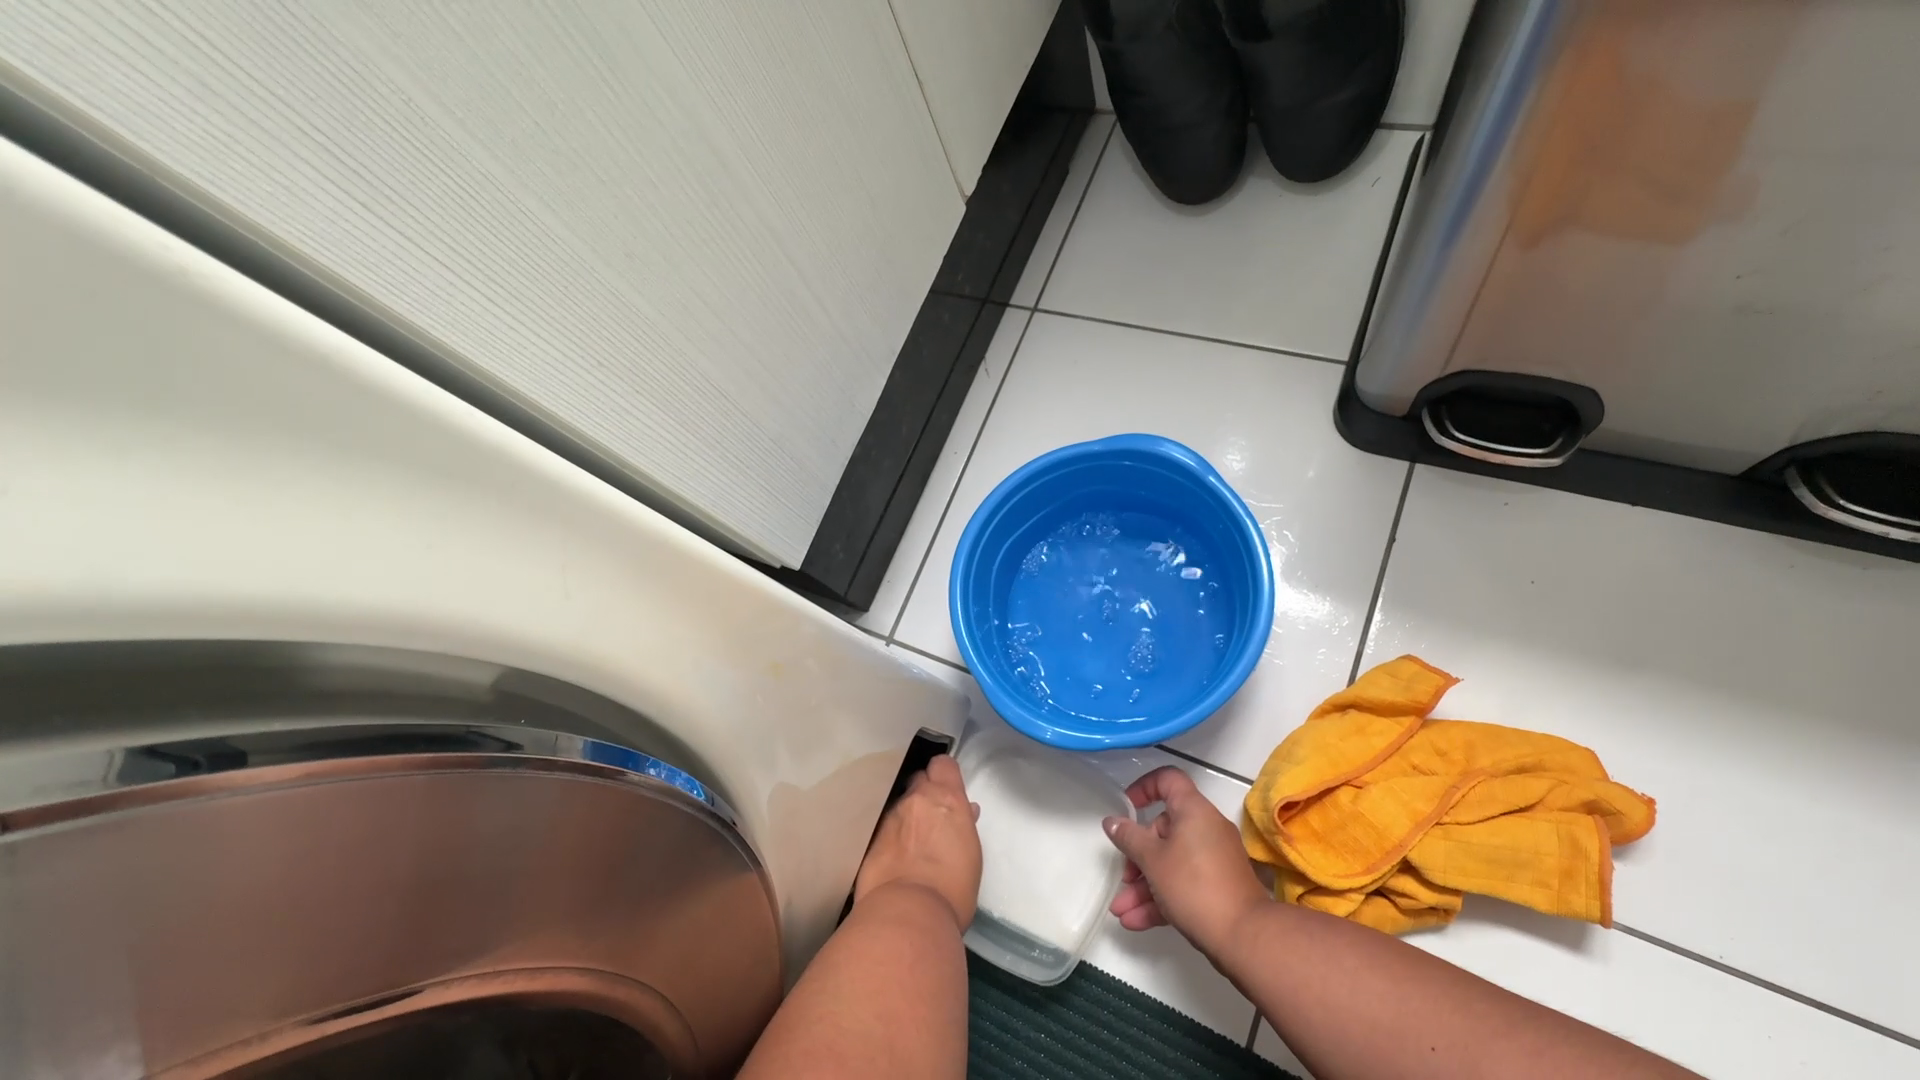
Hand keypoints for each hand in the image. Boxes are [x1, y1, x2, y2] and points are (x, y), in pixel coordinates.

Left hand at [854, 755, 982, 929]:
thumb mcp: (970, 852)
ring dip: (907, 817)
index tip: (949, 790)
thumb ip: (963, 824)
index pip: (942, 764)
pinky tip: (896, 859)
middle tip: (932, 818)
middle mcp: (915, 800)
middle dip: (924, 793)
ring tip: (913, 844)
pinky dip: (892, 838)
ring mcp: (890, 818)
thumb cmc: (953, 887)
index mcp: (946, 798)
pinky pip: (884, 829)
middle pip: (918, 780)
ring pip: (900, 806)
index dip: (944, 774)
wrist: (908, 913)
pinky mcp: (870, 840)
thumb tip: (964, 812)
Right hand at [1103, 766, 1270, 956]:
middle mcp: (1206, 829)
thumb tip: (1112, 821)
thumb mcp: (1152, 860)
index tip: (1126, 808)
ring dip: (1143, 886)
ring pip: (1170, 862)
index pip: (1168, 780)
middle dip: (1137, 857)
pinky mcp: (1217, 886)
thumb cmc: (1193, 885)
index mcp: (1193, 811)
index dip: (1144, 788)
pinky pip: (1183, 883)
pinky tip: (1135, 921)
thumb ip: (1129, 838)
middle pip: (1163, 830)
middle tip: (1123, 879)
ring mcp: (1213, 860)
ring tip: (1120, 911)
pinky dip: (1160, 898)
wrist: (1244, 936)